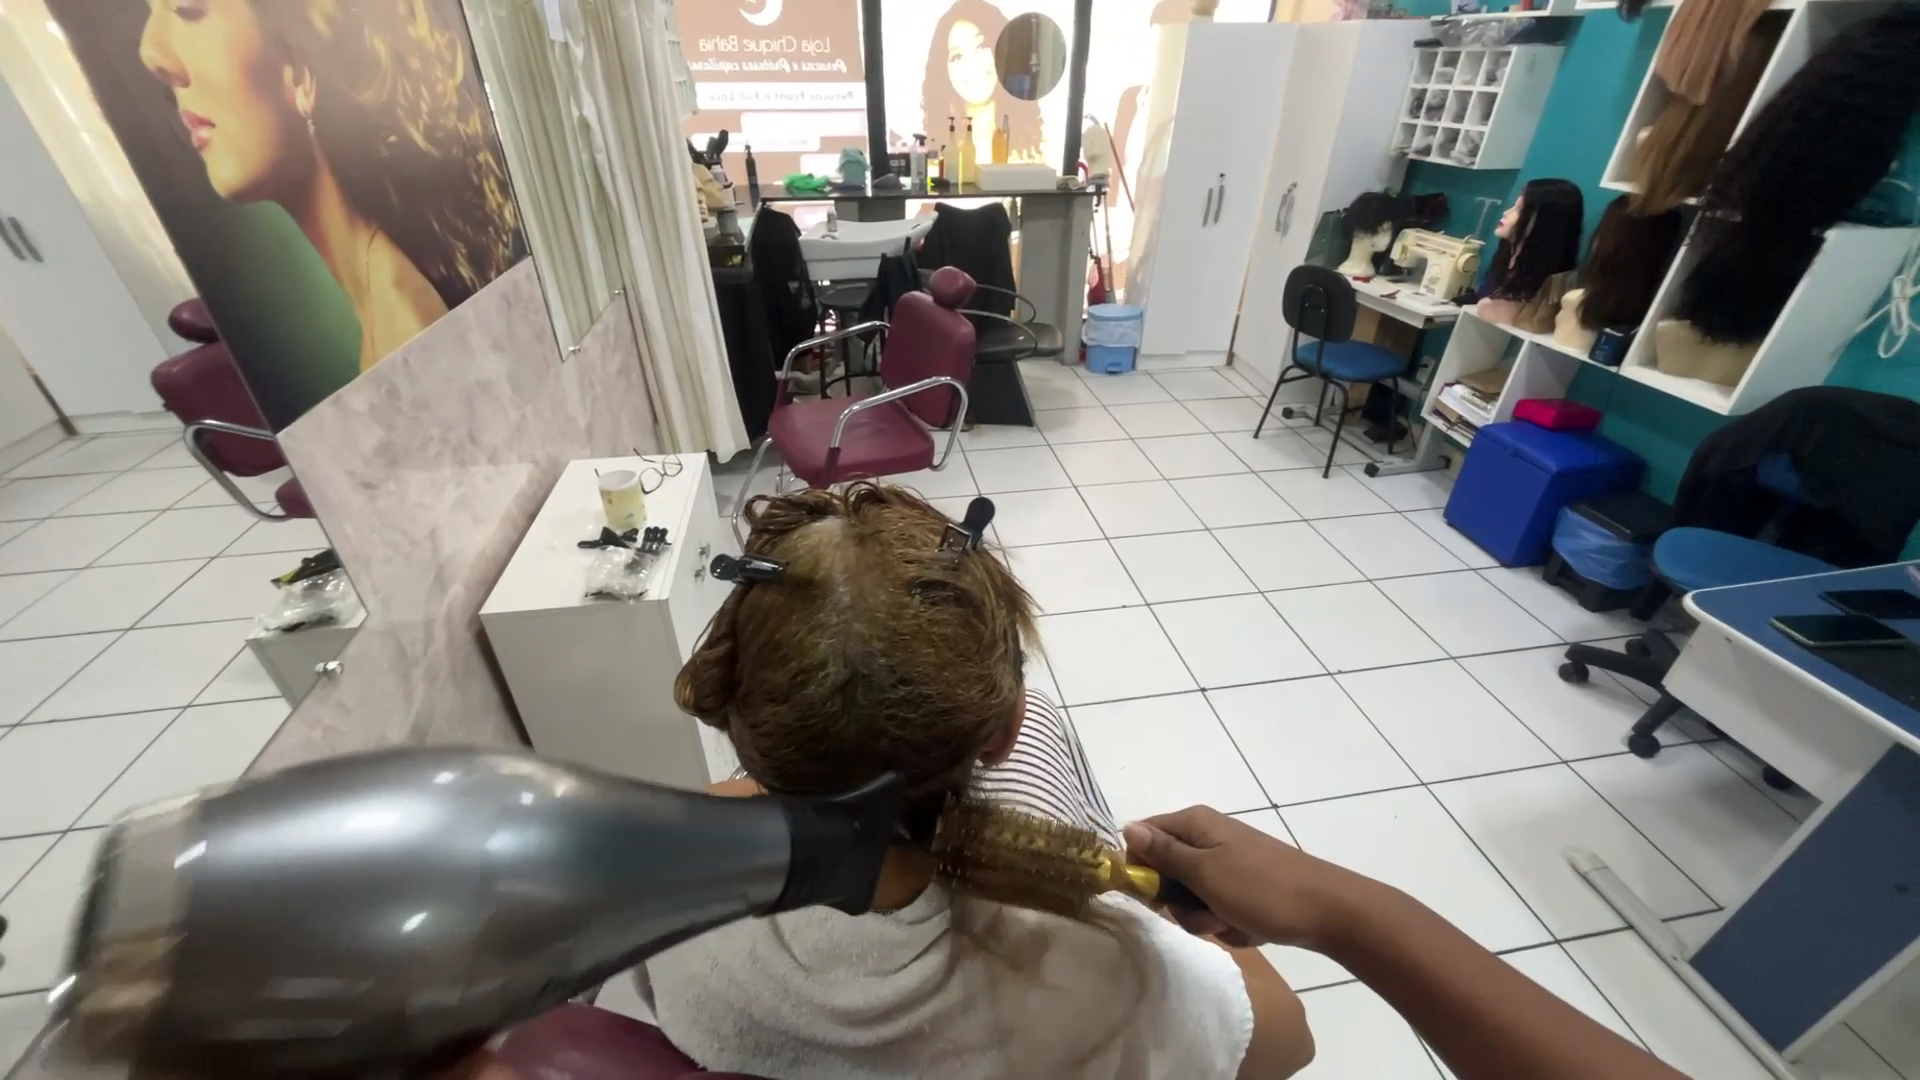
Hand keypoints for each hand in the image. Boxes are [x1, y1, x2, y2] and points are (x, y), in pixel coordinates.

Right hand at [1125, 806, 1375, 951]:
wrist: (1329, 912)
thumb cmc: (1261, 889)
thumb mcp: (1205, 873)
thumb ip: (1164, 853)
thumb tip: (1128, 828)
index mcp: (1194, 823)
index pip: (1144, 836)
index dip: (1140, 866)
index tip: (1150, 895)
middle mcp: (1206, 836)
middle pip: (1166, 869)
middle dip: (1179, 900)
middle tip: (1201, 911)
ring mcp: (1225, 861)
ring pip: (1190, 894)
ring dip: (1203, 916)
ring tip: (1229, 921)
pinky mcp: (1241, 885)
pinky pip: (1215, 904)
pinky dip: (1225, 920)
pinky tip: (1246, 926)